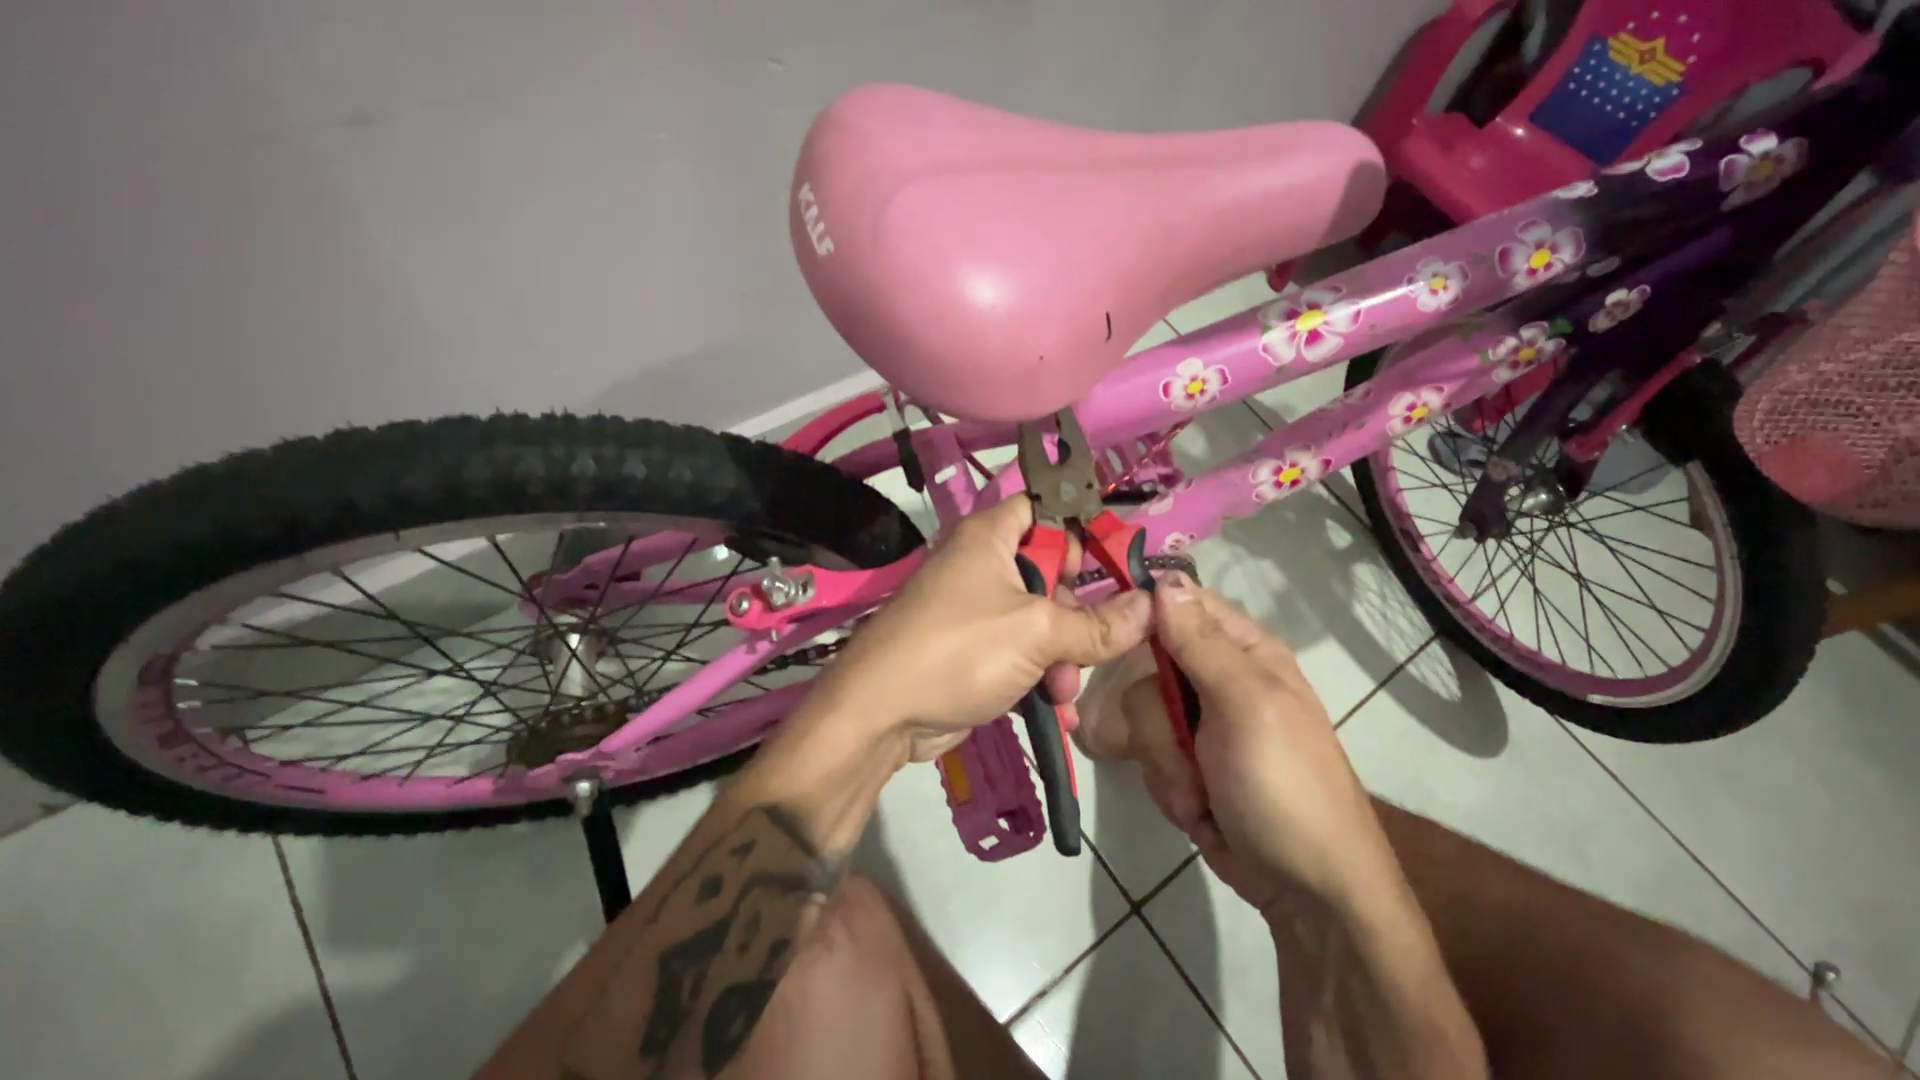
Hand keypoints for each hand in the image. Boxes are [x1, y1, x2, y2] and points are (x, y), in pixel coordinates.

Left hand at [808, 496, 1153, 763]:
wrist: (880, 715)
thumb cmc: (960, 650)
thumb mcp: (1037, 632)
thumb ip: (1097, 624)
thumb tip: (1153, 606)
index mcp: (989, 537)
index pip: (1042, 509)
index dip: (1078, 530)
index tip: (1111, 564)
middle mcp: (981, 566)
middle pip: (1049, 575)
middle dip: (1076, 617)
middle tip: (1090, 645)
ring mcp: (975, 613)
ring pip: (1040, 623)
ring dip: (1062, 658)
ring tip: (1063, 692)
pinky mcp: (972, 654)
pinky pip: (1021, 656)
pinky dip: (1040, 678)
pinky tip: (1058, 711)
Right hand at [1086, 576, 1394, 913]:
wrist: (1308, 888)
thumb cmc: (1285, 786)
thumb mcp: (1246, 705)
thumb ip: (1200, 643)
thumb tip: (1164, 577)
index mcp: (1243, 651)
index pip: (1177, 605)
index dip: (1142, 618)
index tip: (1117, 645)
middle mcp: (1219, 680)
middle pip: (1145, 672)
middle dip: (1155, 722)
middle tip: (1185, 748)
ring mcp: (1201, 728)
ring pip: (1140, 721)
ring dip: (1164, 765)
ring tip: (1202, 794)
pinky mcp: (1188, 768)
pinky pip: (1149, 760)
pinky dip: (1169, 790)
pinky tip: (1200, 812)